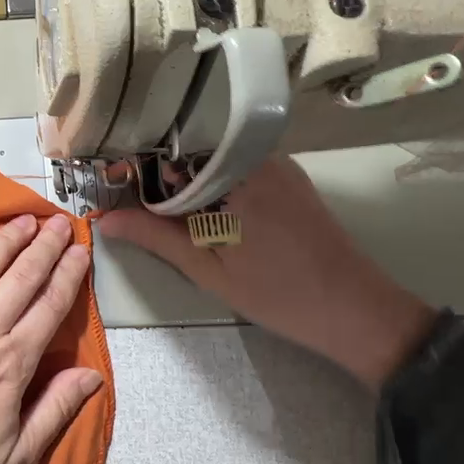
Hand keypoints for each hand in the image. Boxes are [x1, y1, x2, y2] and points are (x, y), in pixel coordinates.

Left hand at [0, 215, 103, 463]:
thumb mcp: (18, 455)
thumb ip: (57, 409)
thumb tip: (93, 375)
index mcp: (13, 360)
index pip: (50, 305)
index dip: (69, 275)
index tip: (82, 251)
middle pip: (22, 276)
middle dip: (45, 245)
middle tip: (60, 222)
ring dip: (6, 239)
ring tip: (23, 219)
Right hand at [95, 158, 435, 390]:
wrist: (358, 313)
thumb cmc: (279, 292)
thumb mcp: (208, 268)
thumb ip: (155, 236)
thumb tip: (105, 219)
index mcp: (239, 171)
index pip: (173, 150)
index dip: (139, 165)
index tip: (113, 183)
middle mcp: (261, 157)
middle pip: (194, 152)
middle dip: (162, 175)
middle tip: (135, 203)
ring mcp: (280, 168)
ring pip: (216, 163)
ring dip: (189, 183)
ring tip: (164, 211)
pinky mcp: (291, 183)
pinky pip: (239, 172)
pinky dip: (216, 188)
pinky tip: (204, 215)